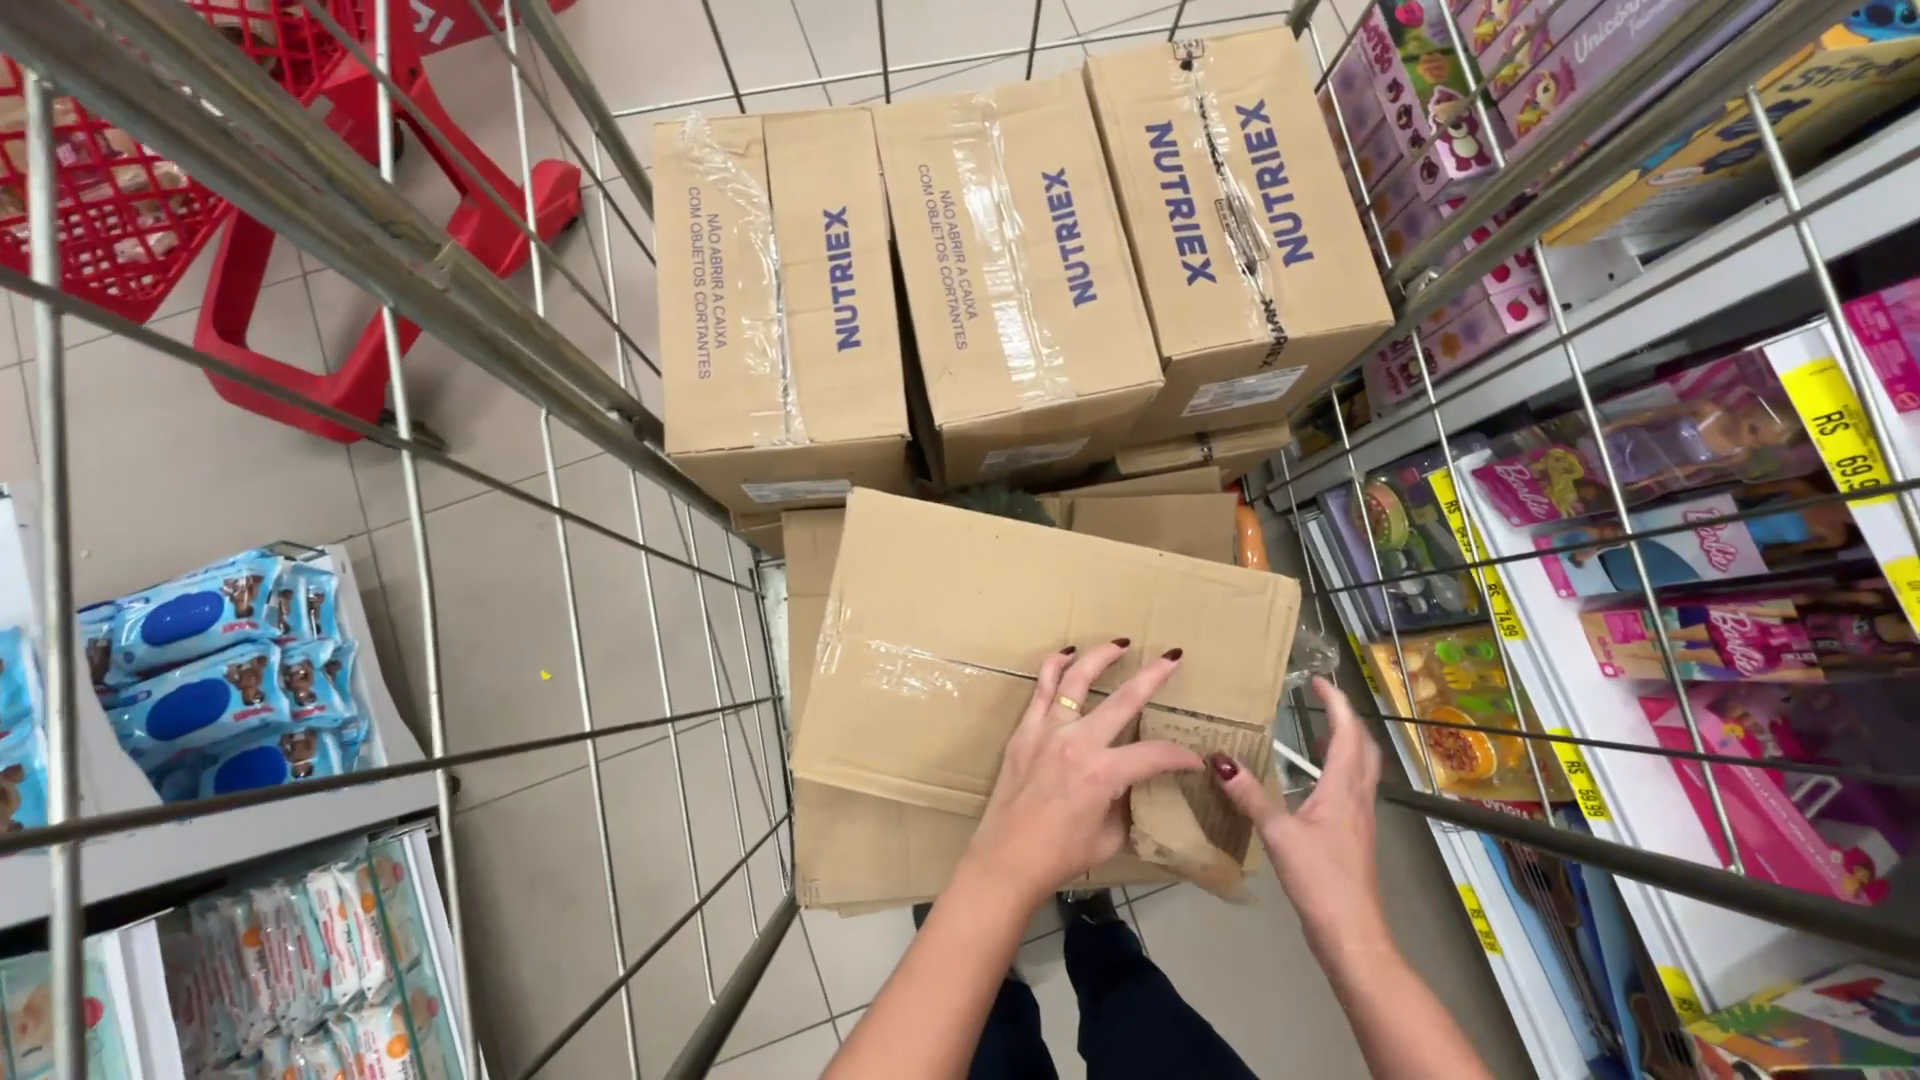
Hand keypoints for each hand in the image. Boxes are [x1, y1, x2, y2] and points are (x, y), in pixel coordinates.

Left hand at [961, 640, 1203, 904]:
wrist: (1006, 860)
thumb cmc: (1061, 857)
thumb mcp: (1110, 836)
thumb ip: (1127, 801)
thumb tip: (1135, 783)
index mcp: (1103, 773)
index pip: (1156, 754)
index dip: (1181, 757)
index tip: (1196, 761)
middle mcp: (1078, 742)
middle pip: (1125, 699)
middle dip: (1154, 676)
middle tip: (1173, 658)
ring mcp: (1047, 731)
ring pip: (1076, 678)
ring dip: (1101, 656)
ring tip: (1119, 643)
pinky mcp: (1024, 731)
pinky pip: (1041, 689)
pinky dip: (1054, 666)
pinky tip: (1067, 653)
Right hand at [1212, 676, 1386, 957]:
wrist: (1351, 934)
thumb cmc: (1320, 878)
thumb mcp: (1279, 833)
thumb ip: (1249, 796)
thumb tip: (1218, 759)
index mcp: (1343, 789)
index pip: (1347, 733)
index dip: (1336, 703)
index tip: (1319, 680)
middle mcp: (1357, 798)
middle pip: (1363, 748)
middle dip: (1345, 719)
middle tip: (1321, 701)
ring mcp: (1359, 820)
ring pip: (1360, 770)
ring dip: (1345, 744)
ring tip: (1318, 732)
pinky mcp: (1354, 838)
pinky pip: (1350, 790)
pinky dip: (1337, 771)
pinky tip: (1313, 783)